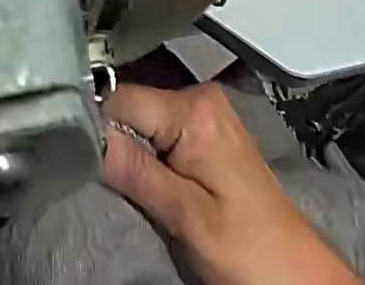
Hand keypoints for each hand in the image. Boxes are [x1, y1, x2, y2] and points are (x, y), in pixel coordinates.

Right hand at [102, 84, 363, 284]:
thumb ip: (138, 174)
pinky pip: (160, 126)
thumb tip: (89, 136)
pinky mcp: (206, 128)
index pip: (122, 99)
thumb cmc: (248, 247)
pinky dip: (145, 147)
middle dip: (111, 135)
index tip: (72, 152)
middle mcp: (200, 98)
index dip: (94, 124)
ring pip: (144, 115)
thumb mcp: (188, 217)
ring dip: (127, 143)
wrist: (293, 267)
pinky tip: (142, 172)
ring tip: (118, 176)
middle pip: (133, 104)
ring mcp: (205, 111)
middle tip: (95, 172)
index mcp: (195, 110)